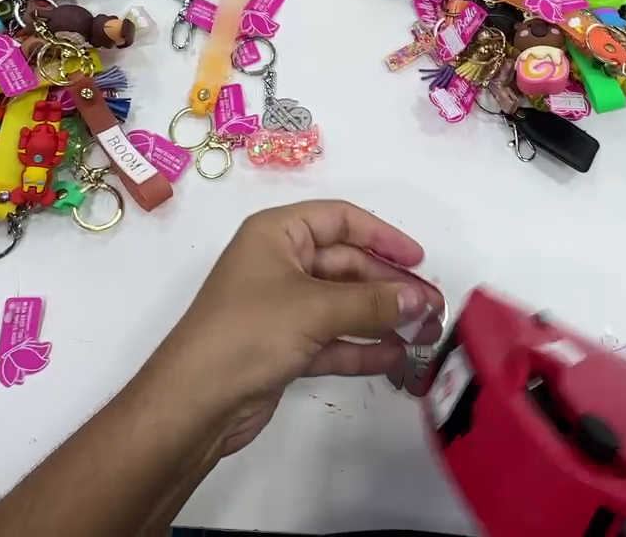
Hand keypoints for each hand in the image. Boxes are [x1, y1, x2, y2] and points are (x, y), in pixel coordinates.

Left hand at [150, 200, 442, 456]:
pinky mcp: (286, 346)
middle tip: (433, 308)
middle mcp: (281, 262)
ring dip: (382, 317)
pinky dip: (362, 347)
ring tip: (426, 333)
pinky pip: (333, 338)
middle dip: (389, 285)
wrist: (193, 405)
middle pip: (347, 264)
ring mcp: (283, 306)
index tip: (419, 258)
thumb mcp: (314, 309)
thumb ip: (372, 302)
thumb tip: (421, 299)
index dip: (383, 235)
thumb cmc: (249, 332)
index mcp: (278, 233)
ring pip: (344, 303)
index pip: (341, 220)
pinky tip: (396, 357)